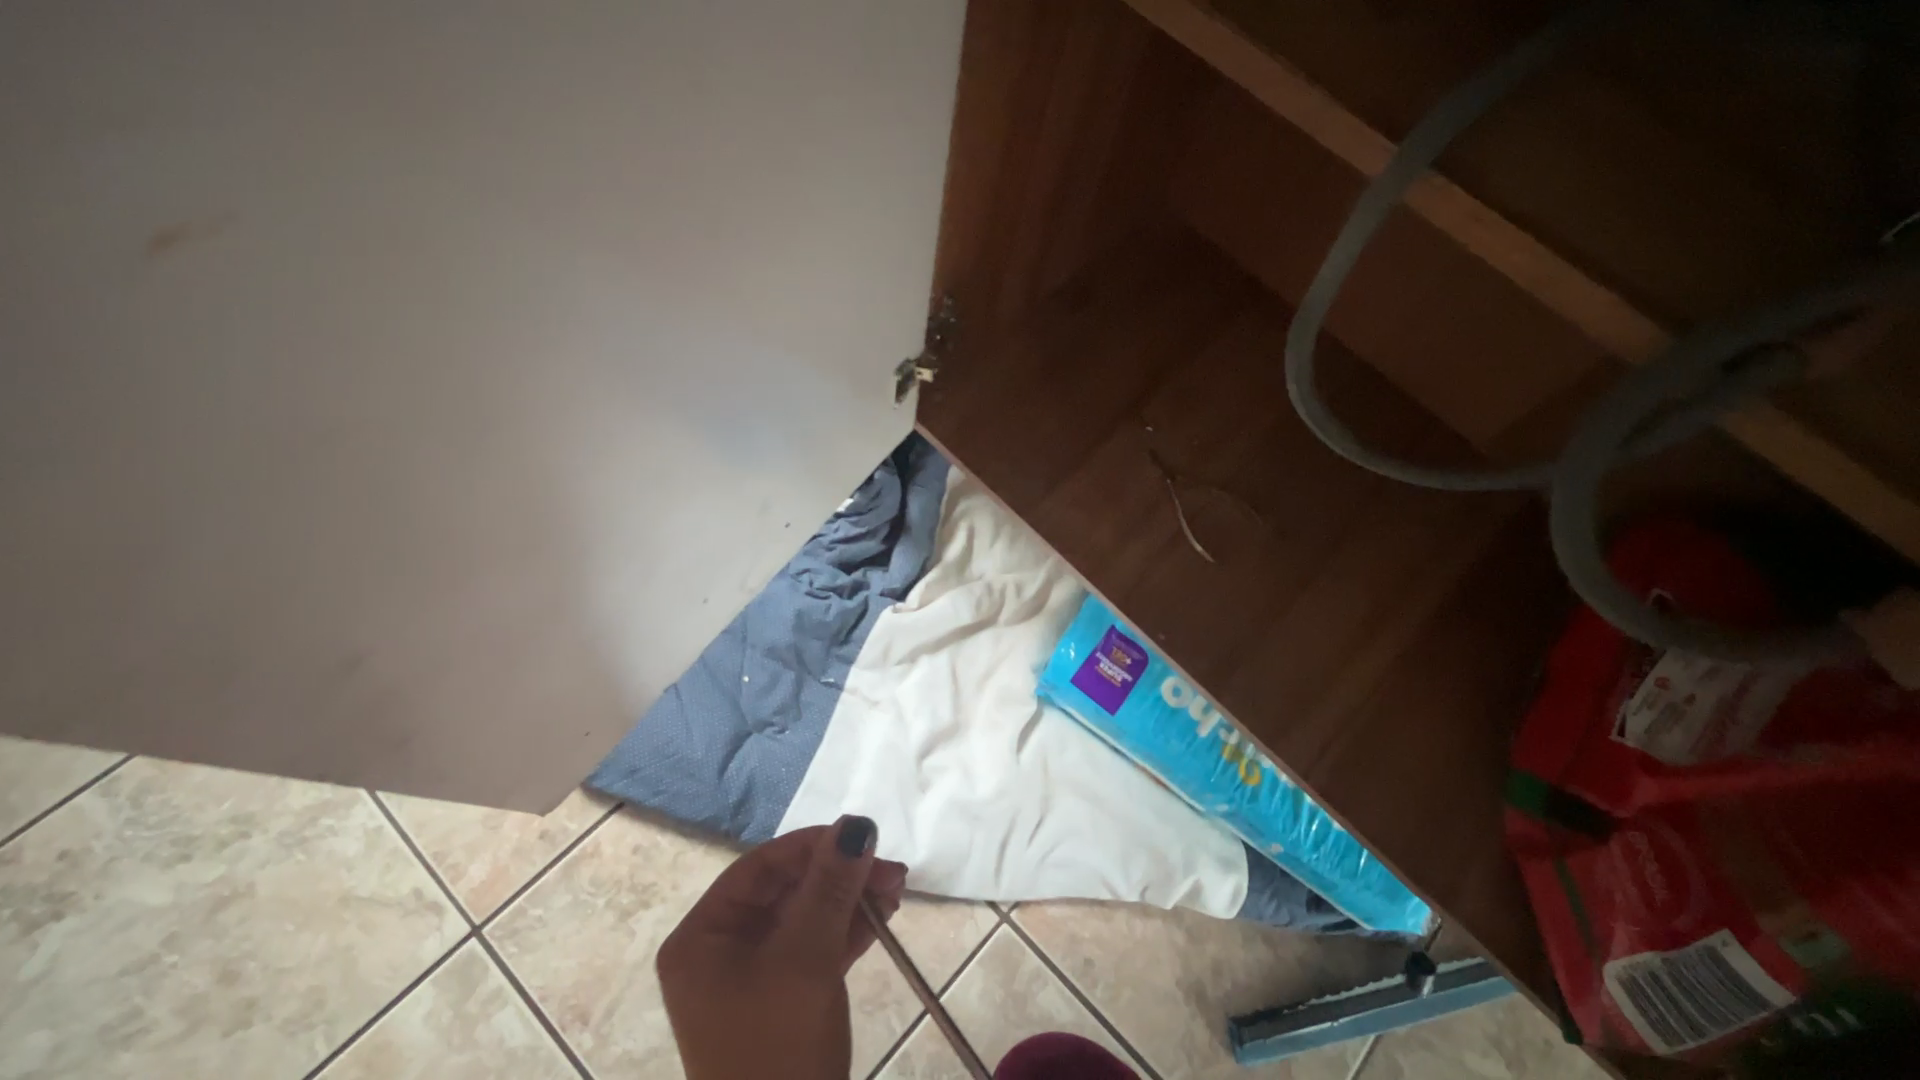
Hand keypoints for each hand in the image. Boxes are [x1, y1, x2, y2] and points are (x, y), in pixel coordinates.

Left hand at [658, 815, 908, 1079]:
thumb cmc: (779, 1048)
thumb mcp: (805, 959)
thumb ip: (830, 887)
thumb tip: (856, 824)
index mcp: (702, 938)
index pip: (759, 869)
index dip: (813, 847)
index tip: (864, 838)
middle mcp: (721, 952)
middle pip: (786, 891)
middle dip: (839, 876)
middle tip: (893, 871)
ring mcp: (752, 980)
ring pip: (805, 918)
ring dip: (850, 901)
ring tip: (896, 891)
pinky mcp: (783, 1001)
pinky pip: (815, 948)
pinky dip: (848, 931)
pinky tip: (882, 918)